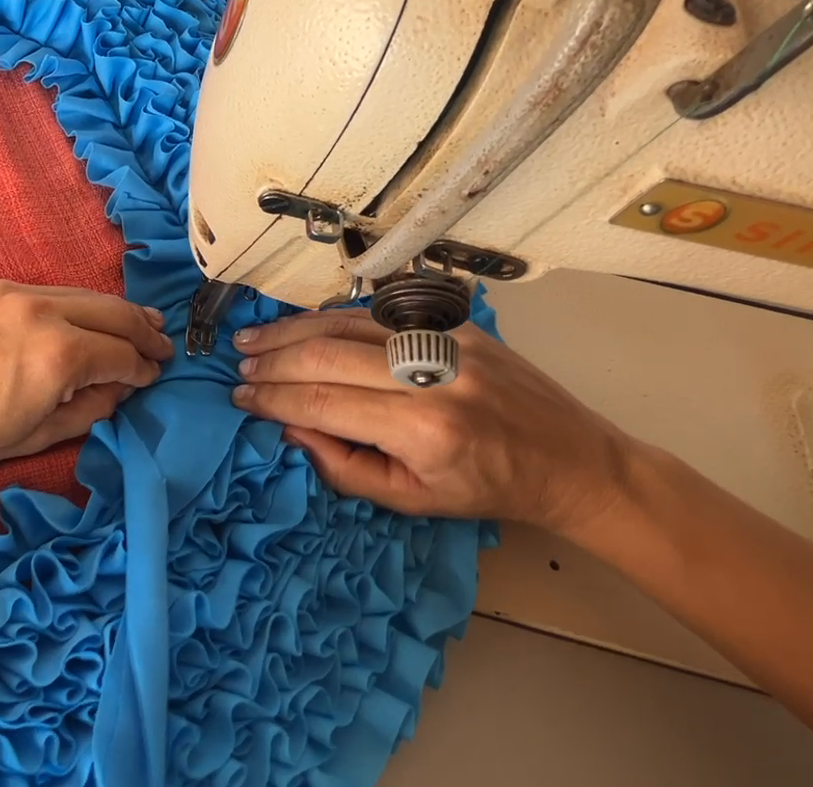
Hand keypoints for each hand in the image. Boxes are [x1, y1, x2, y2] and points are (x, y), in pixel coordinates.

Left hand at [0, 280, 172, 486]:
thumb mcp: (35, 437)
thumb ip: (89, 409)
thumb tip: (119, 389)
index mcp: (59, 354)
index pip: (121, 355)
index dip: (143, 369)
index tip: (154, 376)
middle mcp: (42, 310)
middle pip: (112, 312)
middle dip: (143, 329)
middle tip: (162, 344)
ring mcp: (12, 292)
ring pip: (81, 294)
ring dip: (112, 311)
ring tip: (137, 323)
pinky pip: (46, 291)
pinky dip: (73, 304)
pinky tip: (79, 317)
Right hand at [230, 310, 633, 536]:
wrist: (574, 460)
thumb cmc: (487, 489)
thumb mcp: (411, 500)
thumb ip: (342, 467)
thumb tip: (289, 427)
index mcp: (424, 431)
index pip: (323, 403)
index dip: (273, 400)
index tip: (240, 398)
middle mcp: (433, 377)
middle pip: (327, 355)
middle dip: (273, 361)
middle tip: (239, 367)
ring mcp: (446, 340)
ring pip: (346, 323)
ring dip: (291, 331)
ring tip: (252, 340)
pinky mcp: (455, 322)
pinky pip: (375, 313)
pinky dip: (328, 318)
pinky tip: (299, 327)